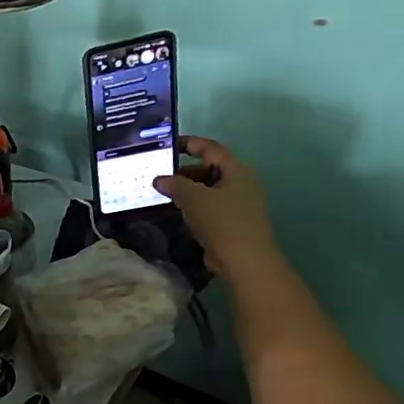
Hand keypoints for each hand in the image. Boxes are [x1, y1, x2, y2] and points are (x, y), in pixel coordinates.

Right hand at [153, 136, 283, 282]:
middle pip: (210, 169)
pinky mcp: (233, 223)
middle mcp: (240, 183)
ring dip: (188, 191)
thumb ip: (175, 185)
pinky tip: (178, 213)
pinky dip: (194, 207)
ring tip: (164, 195)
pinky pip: (210, 208)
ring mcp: (239, 204)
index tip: (169, 145)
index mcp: (236, 170)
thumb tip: (159, 179)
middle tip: (161, 175)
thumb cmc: (222, 222)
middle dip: (185, 172)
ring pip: (209, 190)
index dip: (190, 143)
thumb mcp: (194, 198)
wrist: (245, 260)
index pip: (211, 148)